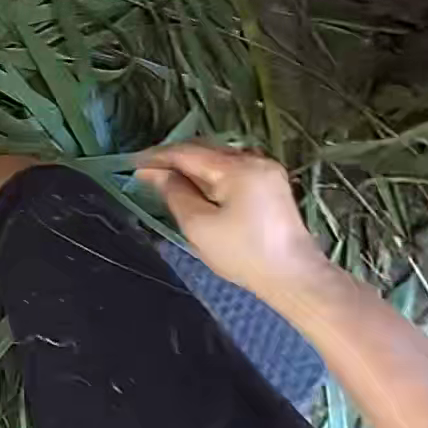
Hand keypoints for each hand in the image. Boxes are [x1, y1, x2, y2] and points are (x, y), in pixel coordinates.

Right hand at [138, 141, 332, 298]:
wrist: (294, 278)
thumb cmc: (243, 253)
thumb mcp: (199, 226)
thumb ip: (174, 193)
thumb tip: (154, 174)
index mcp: (237, 168)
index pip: (187, 153)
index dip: (157, 157)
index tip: (133, 165)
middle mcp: (254, 160)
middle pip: (204, 150)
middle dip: (173, 158)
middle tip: (147, 172)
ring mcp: (266, 170)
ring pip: (218, 157)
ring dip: (191, 164)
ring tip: (167, 177)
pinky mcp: (270, 184)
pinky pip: (232, 168)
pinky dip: (209, 172)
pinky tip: (197, 185)